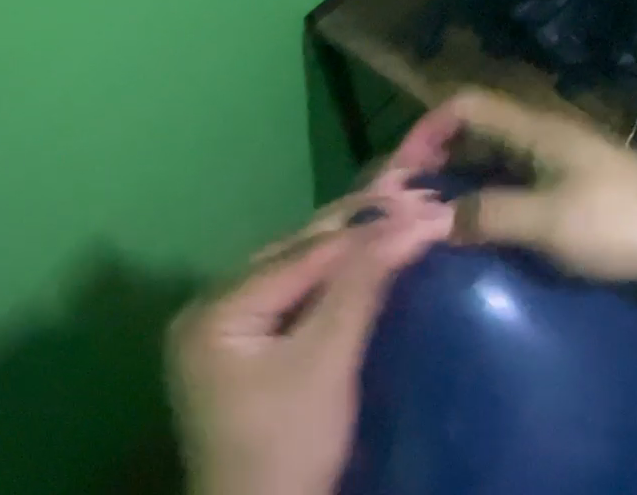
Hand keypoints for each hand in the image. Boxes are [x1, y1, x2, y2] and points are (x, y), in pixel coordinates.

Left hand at [168, 184, 450, 494]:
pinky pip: (297, 289)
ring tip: (402, 205)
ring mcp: (227, 326)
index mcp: (217, 310)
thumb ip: (364, 283)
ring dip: (352, 238)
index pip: (305, 252)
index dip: (367, 225)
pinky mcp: (248, 344)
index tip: (424, 200)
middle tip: (416, 189)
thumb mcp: (328, 360)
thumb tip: (418, 216)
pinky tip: (371, 247)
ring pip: (300, 264)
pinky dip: (338, 268)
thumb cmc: (289, 447)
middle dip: (359, 220)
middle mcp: (212, 306)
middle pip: (298, 250)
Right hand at [391, 89, 636, 283]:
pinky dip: (486, 203)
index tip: (397, 178)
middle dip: (433, 162)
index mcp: (537, 129)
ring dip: (458, 186)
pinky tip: (477, 237)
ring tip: (429, 226)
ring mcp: (560, 164)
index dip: (424, 131)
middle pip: (474, 132)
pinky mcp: (572, 191)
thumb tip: (424, 219)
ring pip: (493, 162)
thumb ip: (487, 215)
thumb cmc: (624, 224)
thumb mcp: (550, 222)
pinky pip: (514, 186)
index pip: (465, 105)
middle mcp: (543, 137)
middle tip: (402, 208)